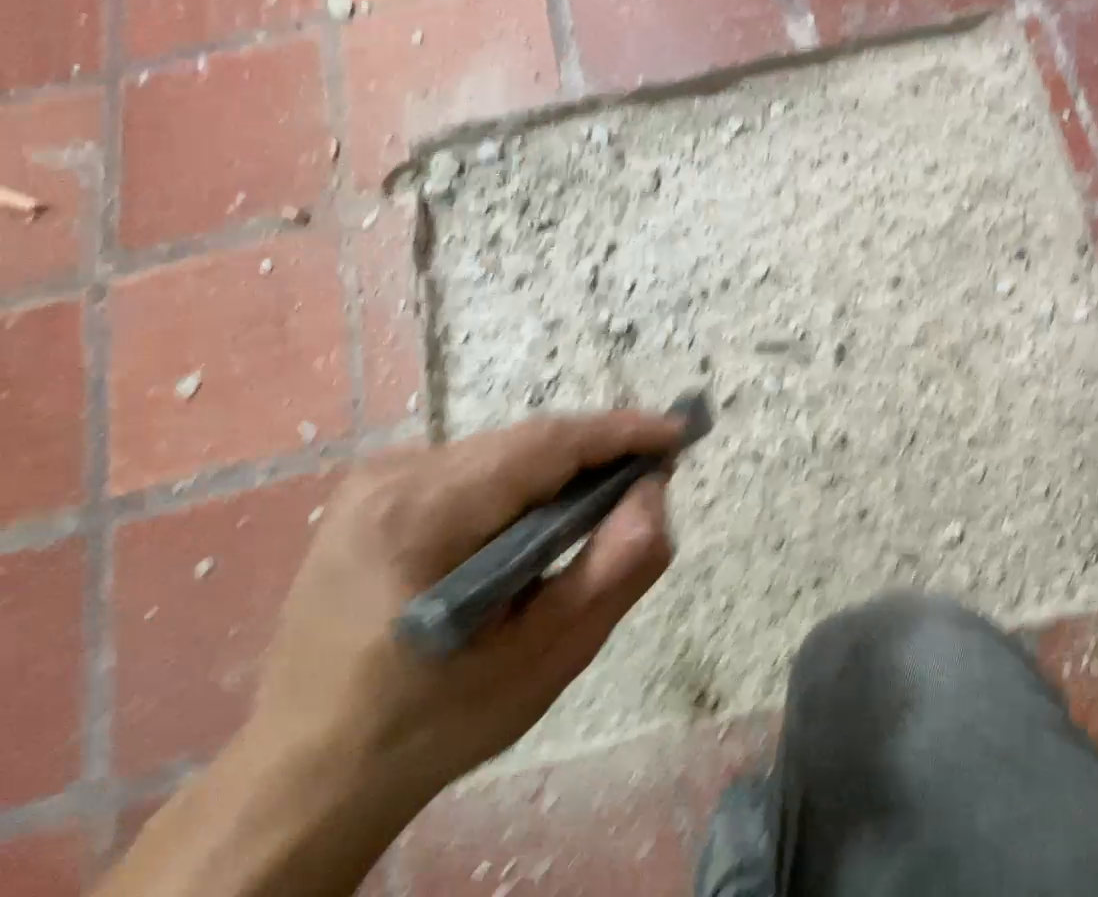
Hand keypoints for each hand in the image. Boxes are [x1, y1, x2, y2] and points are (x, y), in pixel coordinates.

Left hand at [246, 410, 685, 804]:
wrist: (314, 767)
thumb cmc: (439, 718)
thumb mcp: (550, 653)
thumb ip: (617, 566)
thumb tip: (653, 490)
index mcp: (423, 514)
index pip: (546, 444)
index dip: (622, 433)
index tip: (681, 435)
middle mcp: (390, 478)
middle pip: (524, 445)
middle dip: (597, 455)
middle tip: (655, 480)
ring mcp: (371, 486)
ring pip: (501, 456)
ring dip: (561, 474)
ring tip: (607, 509)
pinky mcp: (369, 502)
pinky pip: (472, 475)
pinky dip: (523, 490)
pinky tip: (542, 529)